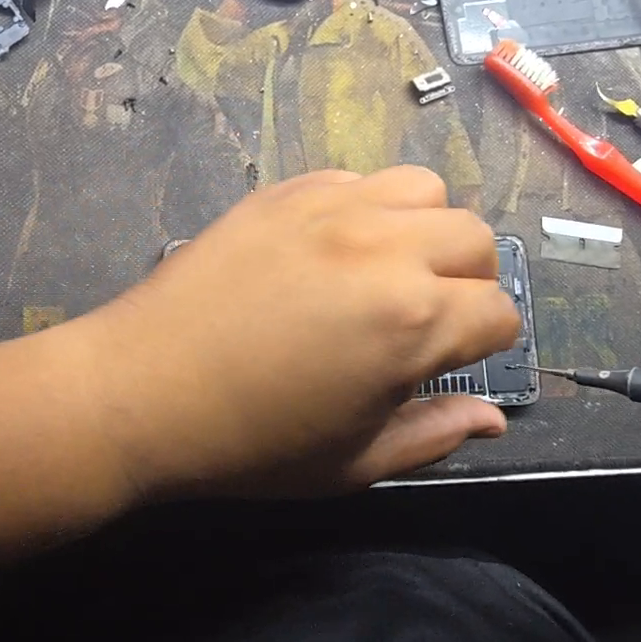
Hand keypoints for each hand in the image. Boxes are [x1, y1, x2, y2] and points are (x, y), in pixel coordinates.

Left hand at [87, 166, 520, 497]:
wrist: (140, 390)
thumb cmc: (248, 443)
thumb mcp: (352, 464)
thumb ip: (434, 436)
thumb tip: (492, 419)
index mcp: (412, 321)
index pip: (500, 312)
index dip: (486, 343)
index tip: (452, 360)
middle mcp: (384, 248)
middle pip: (475, 237)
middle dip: (468, 279)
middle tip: (423, 315)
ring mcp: (331, 208)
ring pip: (423, 190)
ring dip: (423, 229)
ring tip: (385, 268)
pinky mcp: (284, 191)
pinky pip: (355, 177)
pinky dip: (365, 206)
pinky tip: (331, 246)